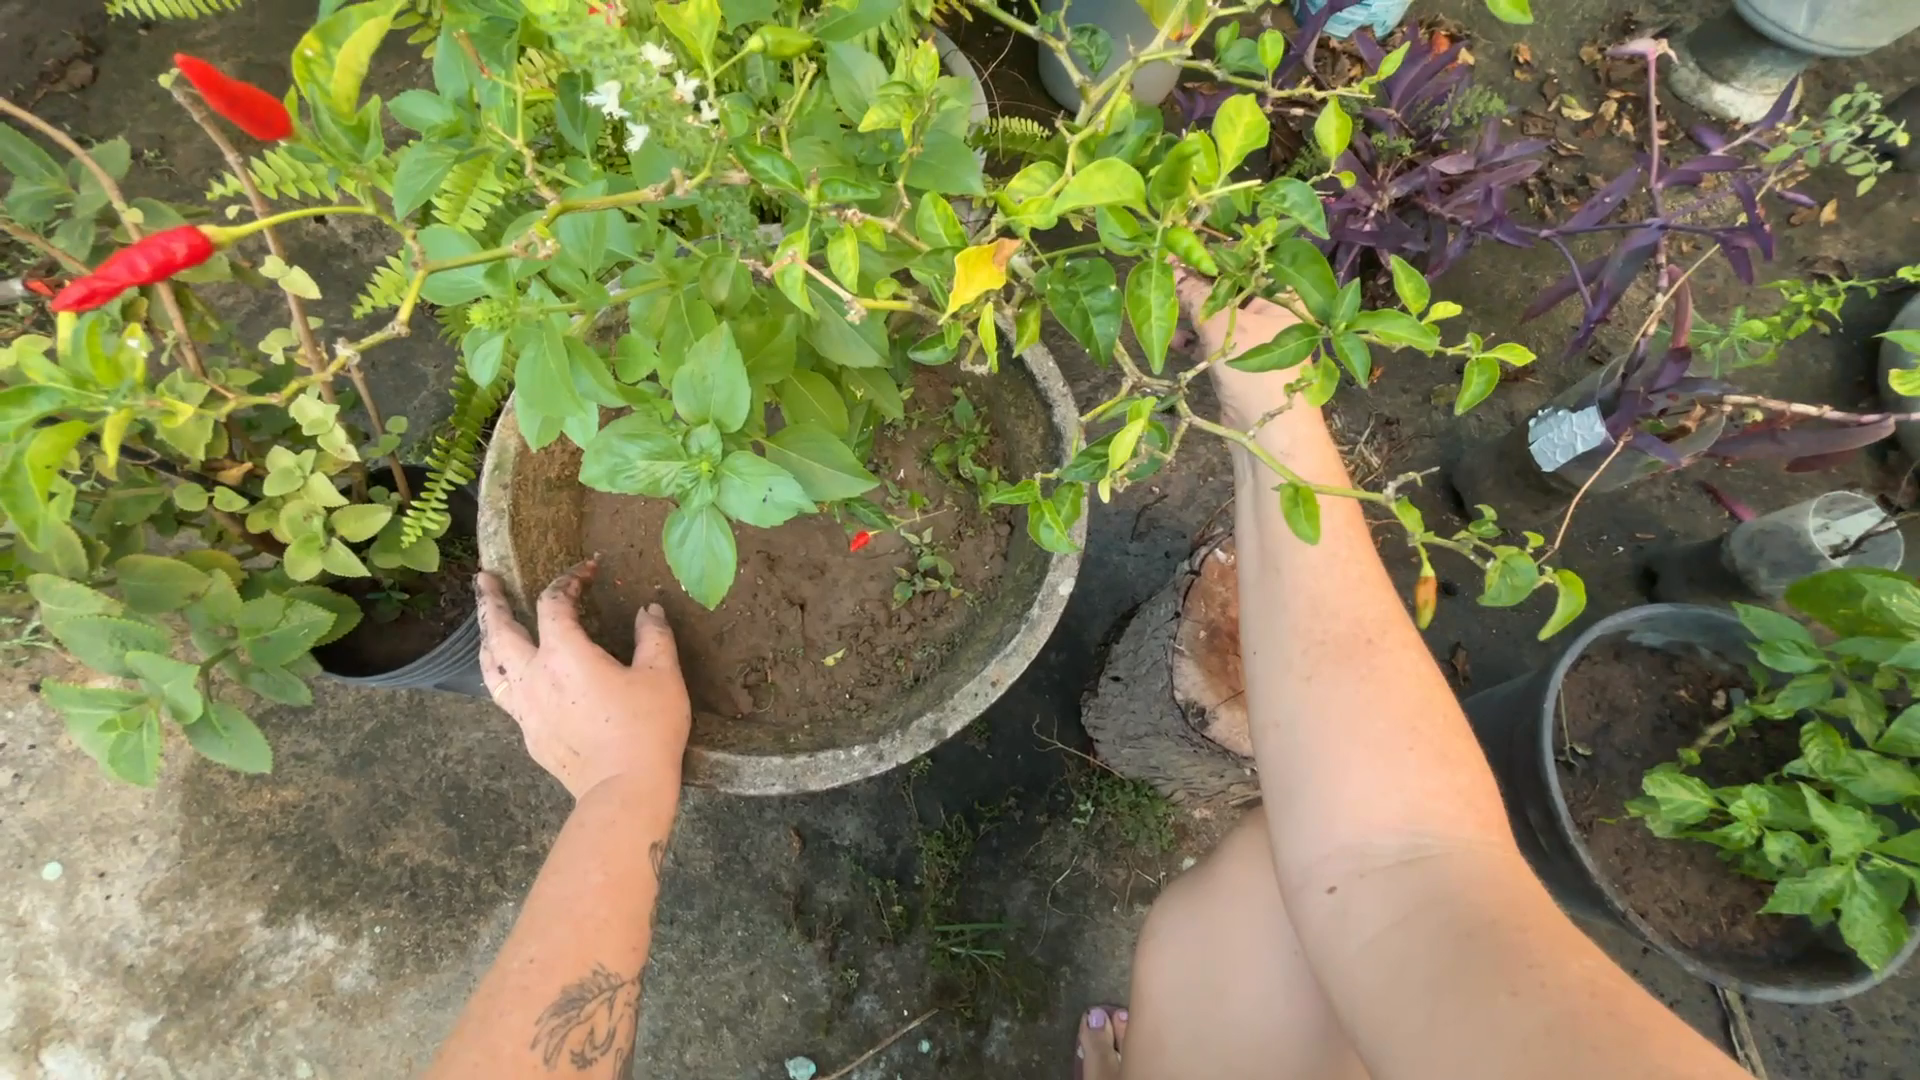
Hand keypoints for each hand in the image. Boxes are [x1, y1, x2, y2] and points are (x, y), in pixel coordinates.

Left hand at [475, 558, 691, 802]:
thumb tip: (648, 610)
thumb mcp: (662, 674)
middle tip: (483, 579)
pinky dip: (502, 672)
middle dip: (491, 601)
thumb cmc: (648, 726)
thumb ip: (654, 635)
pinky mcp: (529, 735)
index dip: (568, 580)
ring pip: (491, 665)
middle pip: (499, 630)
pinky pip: (504, 694)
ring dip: (486, 637)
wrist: (626, 788)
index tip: (587, 571)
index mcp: (566, 654)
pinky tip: (513, 675)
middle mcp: (534, 676)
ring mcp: (525, 709)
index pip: (553, 603)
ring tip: (486, 623)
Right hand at [1174, 267, 1310, 429]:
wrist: (1266, 433)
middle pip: (1226, 290)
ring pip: (1215, 317)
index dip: (1209, 259)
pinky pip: (1210, 342)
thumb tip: (1173, 268)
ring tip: (1163, 313)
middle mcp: (1270, 312)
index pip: (1242, 264)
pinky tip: (1174, 339)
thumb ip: (1197, 296)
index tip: (1176, 253)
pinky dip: (1193, 340)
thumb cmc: (1257, 373)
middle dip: (1194, 288)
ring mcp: (1252, 339)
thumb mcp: (1223, 327)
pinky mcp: (1236, 363)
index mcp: (1282, 294)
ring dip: (1189, 316)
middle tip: (1162, 281)